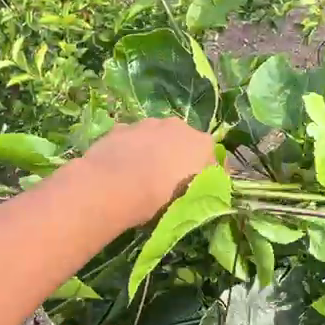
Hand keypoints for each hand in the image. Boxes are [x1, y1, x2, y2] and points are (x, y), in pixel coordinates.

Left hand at [80, 117, 217, 227]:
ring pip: (156, 136)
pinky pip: (132, 139)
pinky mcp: (121, 128)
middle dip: (179, 157)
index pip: (213, 159)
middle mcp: (178, 126)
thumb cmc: (158, 198)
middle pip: (183, 142)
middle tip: (169, 181)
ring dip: (153, 150)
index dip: (208, 174)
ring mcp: (147, 123)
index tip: (201, 190)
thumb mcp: (186, 200)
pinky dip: (131, 149)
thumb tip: (197, 189)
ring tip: (142, 174)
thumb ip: (197, 189)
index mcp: (201, 144)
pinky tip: (121, 167)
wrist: (111, 187)